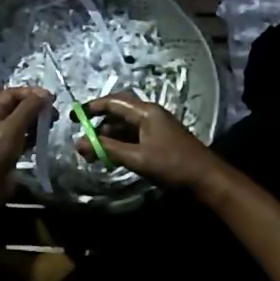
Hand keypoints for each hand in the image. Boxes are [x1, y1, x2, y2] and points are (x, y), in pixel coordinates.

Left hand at [0, 87, 52, 189]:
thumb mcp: (13, 127)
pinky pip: (20, 137)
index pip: (11, 94)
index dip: (31, 93)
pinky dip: (32, 136)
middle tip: (54, 113)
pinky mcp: (5, 151)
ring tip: (50, 124)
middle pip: (16, 107)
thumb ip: (29, 108)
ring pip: (20, 123)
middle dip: (35, 107)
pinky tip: (42, 138)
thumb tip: (46, 93)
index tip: (51, 98)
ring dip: (35, 121)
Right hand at [77, 95, 222, 189]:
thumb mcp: (137, 157)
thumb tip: (79, 143)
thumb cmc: (172, 164)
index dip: (91, 108)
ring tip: (93, 151)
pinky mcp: (158, 138)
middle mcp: (149, 114)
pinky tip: (110, 155)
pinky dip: (119, 142)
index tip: (73, 118)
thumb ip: (107, 149)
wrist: (206, 178)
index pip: (112, 102)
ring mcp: (155, 126)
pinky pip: (133, 135)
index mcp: (145, 112)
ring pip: (124, 125)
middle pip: (117, 112)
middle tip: (82, 136)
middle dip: (97, 123)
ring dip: (108, 135)